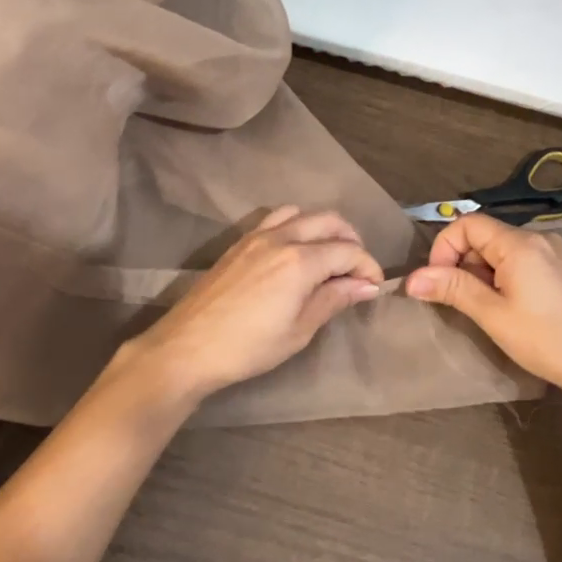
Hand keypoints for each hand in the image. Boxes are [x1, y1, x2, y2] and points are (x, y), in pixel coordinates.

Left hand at [114, 207, 384, 404]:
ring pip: (302, 213)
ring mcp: (256, 236)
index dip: (368, 266)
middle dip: (351, 240)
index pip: (348, 250)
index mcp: (299, 261)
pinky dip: (296, 225)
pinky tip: (296, 252)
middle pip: (329, 220)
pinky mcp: (239, 243)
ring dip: (323, 228)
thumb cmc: (248, 348)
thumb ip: (333, 299)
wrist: (188, 347)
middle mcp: (280, 238)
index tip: (374, 287)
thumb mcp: (299, 330)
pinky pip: (276, 219)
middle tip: (357, 270)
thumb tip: (366, 285)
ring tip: (329, 257)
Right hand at [405, 213, 561, 411]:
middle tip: (461, 300)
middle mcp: (540, 239)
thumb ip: (453, 289)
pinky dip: (506, 276)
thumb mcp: (493, 315)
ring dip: (484, 272)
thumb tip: (412, 279)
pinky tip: (513, 307)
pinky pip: (525, 260)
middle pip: (486, 235)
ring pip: (504, 250)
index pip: (468, 224)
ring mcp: (557, 254)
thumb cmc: (546, 340)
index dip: (444, 248)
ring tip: (487, 308)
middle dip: (463, 262)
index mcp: (520, 244)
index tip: (439, 282)